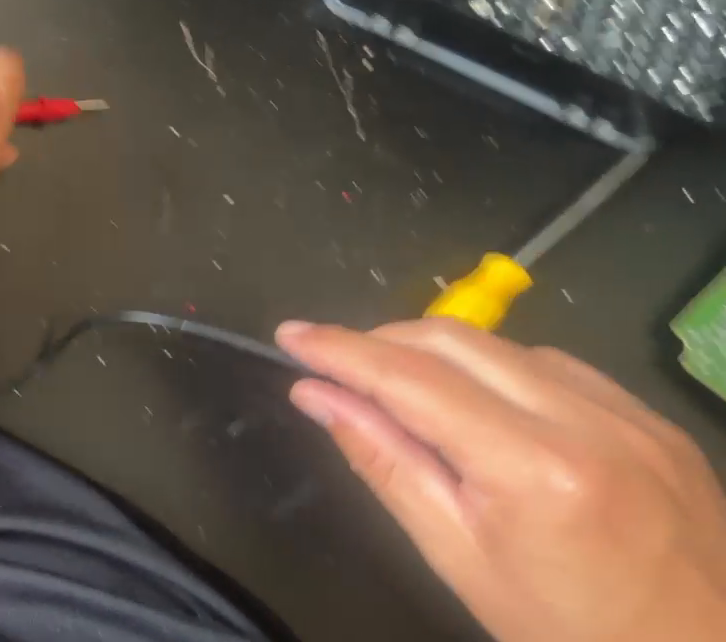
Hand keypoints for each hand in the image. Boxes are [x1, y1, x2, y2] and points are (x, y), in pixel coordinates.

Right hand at [278, 319, 725, 641]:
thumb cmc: (566, 628)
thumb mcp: (456, 553)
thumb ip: (381, 459)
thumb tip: (314, 393)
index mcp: (536, 468)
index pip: (410, 379)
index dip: (339, 350)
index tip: (288, 334)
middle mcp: (591, 424)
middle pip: (452, 341)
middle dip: (379, 341)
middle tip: (333, 363)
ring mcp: (634, 418)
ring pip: (500, 344)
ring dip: (433, 351)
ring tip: (398, 385)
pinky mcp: (657, 423)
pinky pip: (554, 366)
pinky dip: (494, 367)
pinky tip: (479, 400)